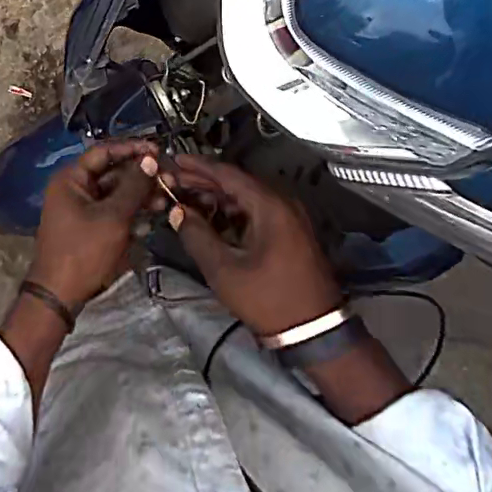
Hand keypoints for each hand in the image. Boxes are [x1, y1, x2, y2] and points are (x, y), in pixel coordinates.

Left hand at [28, 139, 160, 306]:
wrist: (59, 297)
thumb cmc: (83, 251)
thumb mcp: (113, 217)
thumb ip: (134, 186)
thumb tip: (151, 159)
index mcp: (72, 178)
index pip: (104, 151)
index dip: (132, 148)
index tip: (157, 150)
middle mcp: (76, 187)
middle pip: (113, 171)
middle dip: (141, 174)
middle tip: (168, 177)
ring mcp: (83, 207)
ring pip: (117, 191)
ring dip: (141, 192)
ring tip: (166, 196)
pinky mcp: (92, 225)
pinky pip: (115, 209)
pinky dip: (133, 209)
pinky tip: (154, 213)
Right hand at [158, 153, 341, 336]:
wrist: (314, 331)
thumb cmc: (269, 300)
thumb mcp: (225, 270)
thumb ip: (197, 236)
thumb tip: (178, 212)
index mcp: (270, 205)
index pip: (228, 174)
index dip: (199, 166)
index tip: (176, 160)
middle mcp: (282, 202)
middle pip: (238, 182)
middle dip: (205, 180)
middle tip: (177, 179)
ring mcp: (289, 216)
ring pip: (247, 195)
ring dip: (218, 195)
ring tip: (189, 197)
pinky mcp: (289, 230)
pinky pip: (257, 209)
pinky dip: (233, 209)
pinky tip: (214, 215)